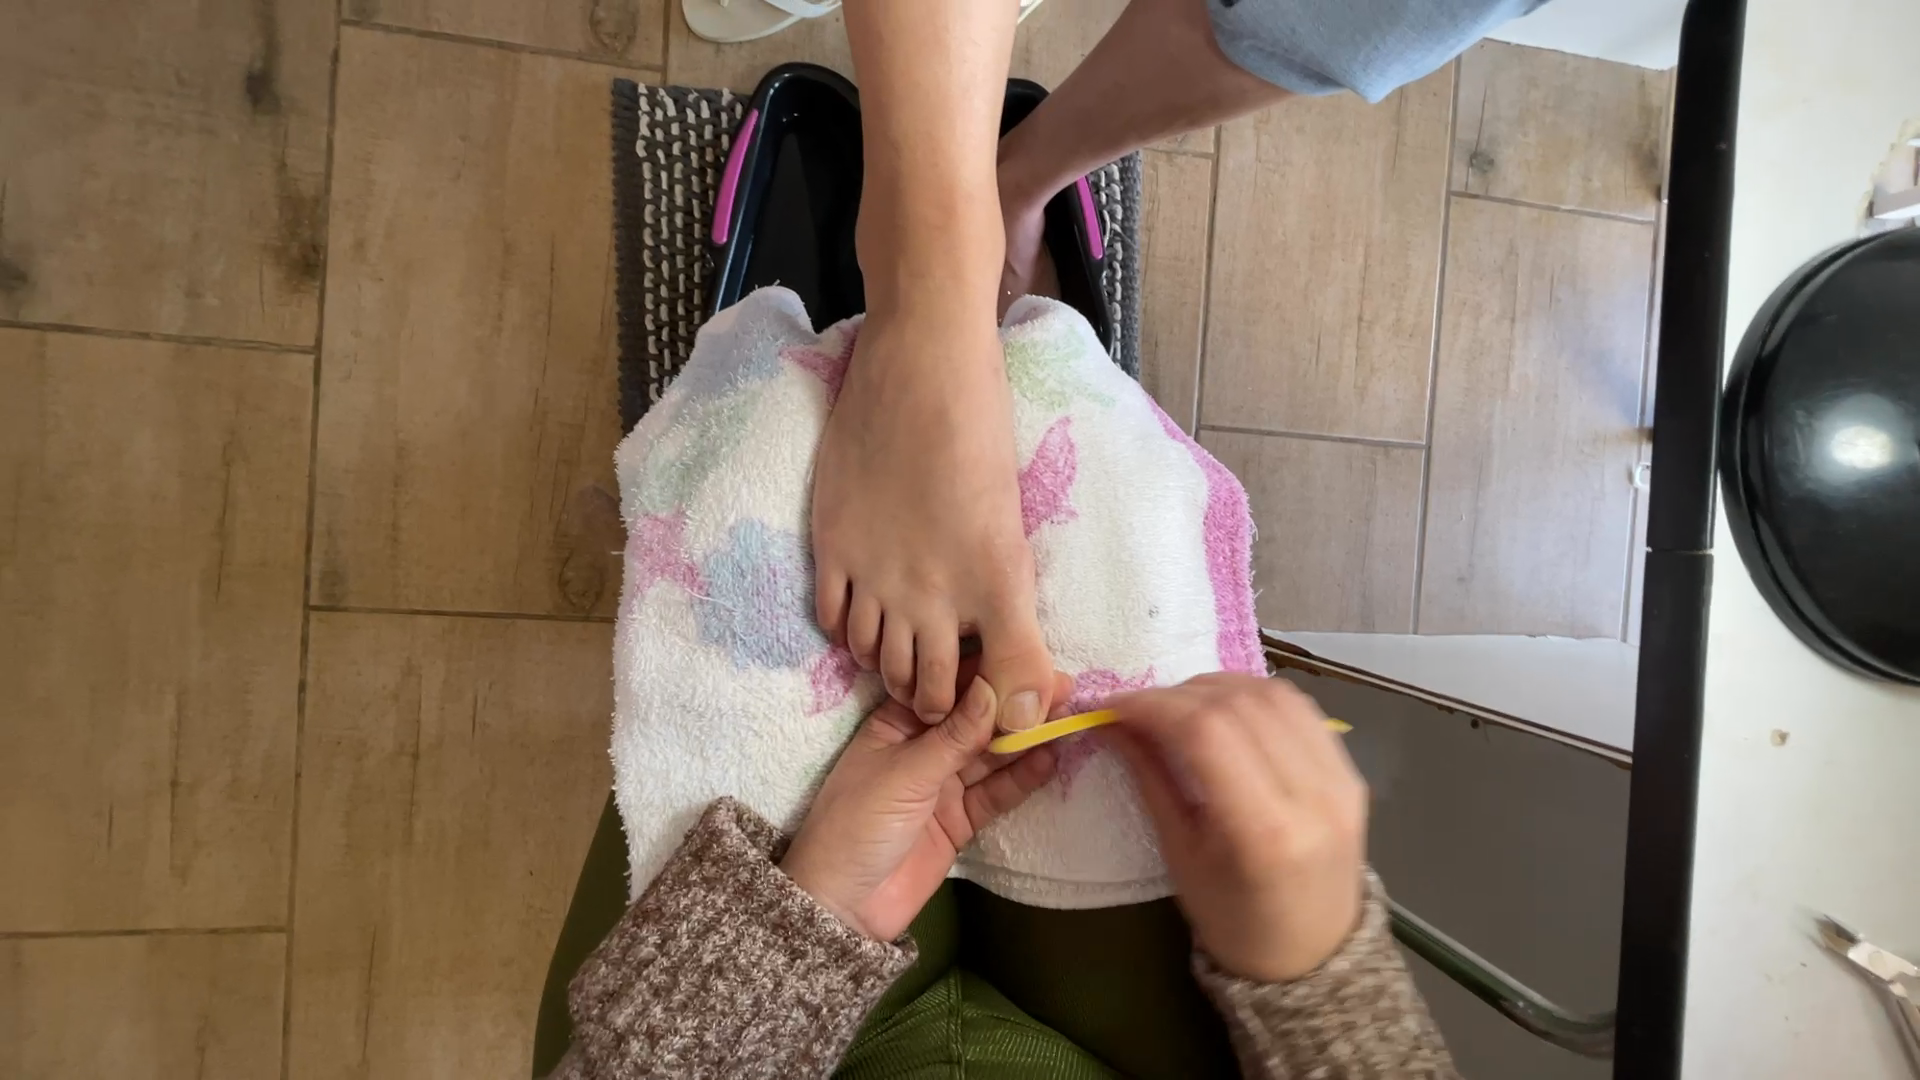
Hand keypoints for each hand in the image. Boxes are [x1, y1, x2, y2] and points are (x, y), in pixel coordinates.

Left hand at [782, 669, 1071, 940]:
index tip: (1030, 662)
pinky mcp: (961, 819)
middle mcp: (926, 746)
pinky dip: (1021, 778)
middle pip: (978, 721)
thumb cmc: (858, 823)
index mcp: (899, 723)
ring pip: (992, 755)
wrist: (842, 907)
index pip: (950, 689)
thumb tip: (993, 688)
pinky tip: (1049, 760)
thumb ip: (954, 736)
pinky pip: (996, 793)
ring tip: (1067, 719)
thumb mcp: (906, 772)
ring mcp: (945, 784)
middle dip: (1017, 706)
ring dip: (1027, 739)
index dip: (990, 676)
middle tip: (1065, 689)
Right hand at [811, 302, 1056, 730]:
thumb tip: (1020, 654)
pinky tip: (863, 622)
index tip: (992, 702)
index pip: (1004, 687)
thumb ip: (1012, 597)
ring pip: (880, 661)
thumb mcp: (1013, 518)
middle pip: (930, 687)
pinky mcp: (834, 548)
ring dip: (894, 672)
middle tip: (943, 691)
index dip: (1000, 711)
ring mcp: (878, 575)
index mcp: (996, 585)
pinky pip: (834, 622)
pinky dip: (850, 635)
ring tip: (904, 662)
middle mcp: (934, 595)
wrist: (923, 369)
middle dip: (940, 701)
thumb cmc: (982, 430)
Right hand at [1104, 674, 1367, 981]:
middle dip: (1175, 694)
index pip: (1205, 733)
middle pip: (1236, 706)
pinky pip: (1298, 707)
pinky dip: (1251, 694)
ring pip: (1270, 693)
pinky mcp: (1350, 771)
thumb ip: (1149, 775)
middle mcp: (1312, 796)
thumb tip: (1112, 721)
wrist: (1312, 956)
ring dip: (1213, 685)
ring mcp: (1340, 780)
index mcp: (1264, 831)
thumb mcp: (1178, 852)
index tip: (1114, 706)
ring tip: (1179, 704)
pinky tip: (1224, 707)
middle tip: (1140, 707)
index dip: (1152, 706)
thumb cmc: (1232, 917)